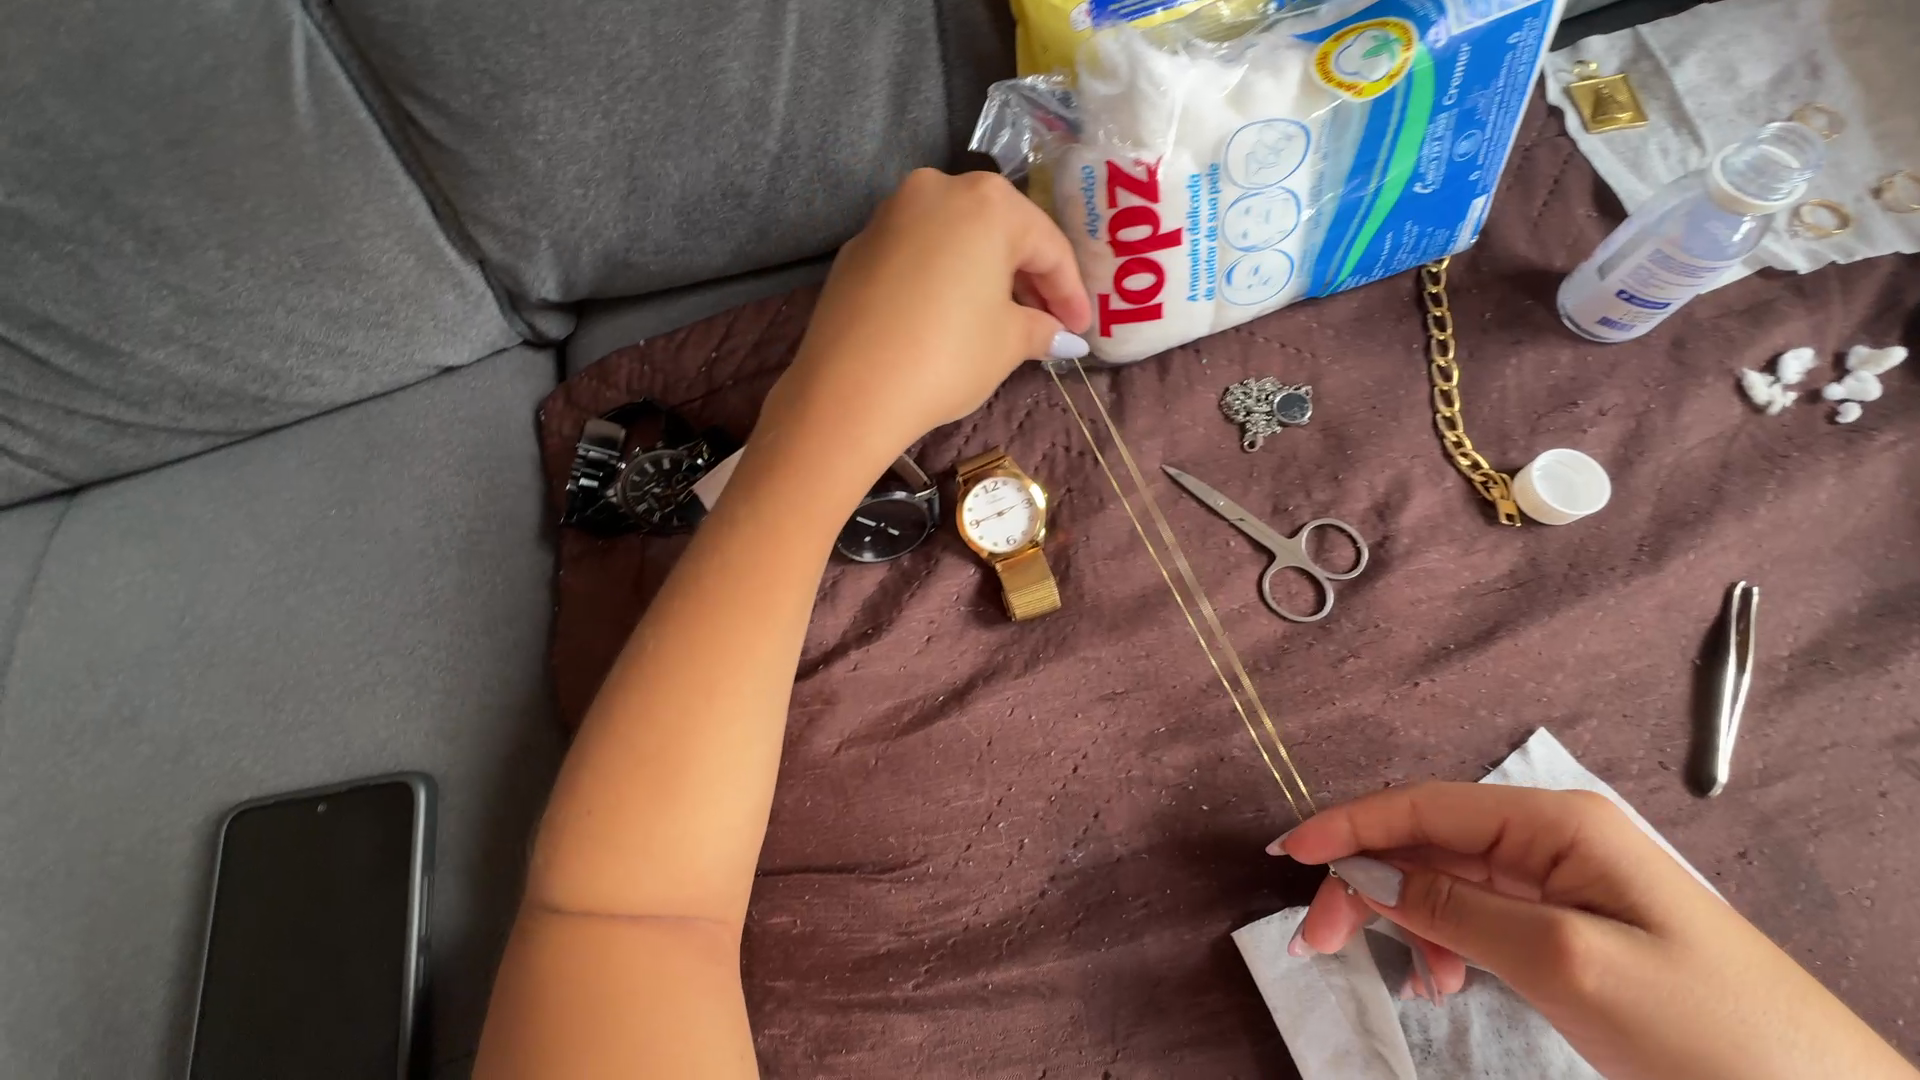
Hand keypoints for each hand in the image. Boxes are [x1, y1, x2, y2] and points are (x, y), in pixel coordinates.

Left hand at [758, 169, 1091, 468]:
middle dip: (1027, 279)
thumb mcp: (1007, 344)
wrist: (850, 390)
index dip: (1070, 291)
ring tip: (999, 320)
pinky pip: (917, 256)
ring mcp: (889, 215)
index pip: (1047, 246)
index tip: (1080, 327)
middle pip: (999, 232)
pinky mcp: (856, 248)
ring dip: (983, 276)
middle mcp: (935, 190)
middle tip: (1046, 322)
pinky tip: (947, 317)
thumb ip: (1042, 328)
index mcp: (986, 202)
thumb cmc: (946, 357)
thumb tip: (1063, 334)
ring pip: (954, 240)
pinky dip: (941, 280)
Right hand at [1275, 784, 1915, 1079]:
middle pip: (1426, 840)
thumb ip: (1452, 904)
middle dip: (1367, 882)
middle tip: (1318, 939)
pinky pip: (1479, 914)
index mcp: (1554, 822)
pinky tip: (1444, 977)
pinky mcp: (1571, 924)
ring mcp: (1562, 880)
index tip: (1286, 853)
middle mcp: (1551, 837)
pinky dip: (1444, 940)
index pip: (1421, 804)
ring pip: (1446, 878)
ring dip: (1405, 916)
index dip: (1347, 824)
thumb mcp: (1563, 961)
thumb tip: (1364, 869)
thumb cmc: (1704, 1029)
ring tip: (1404, 976)